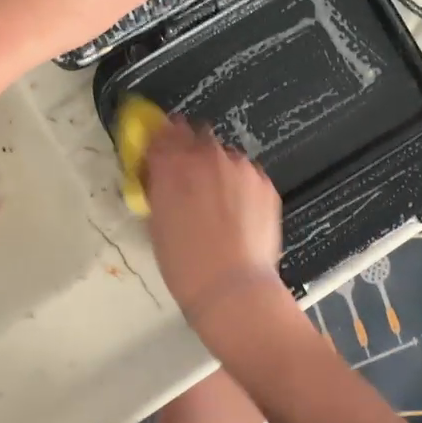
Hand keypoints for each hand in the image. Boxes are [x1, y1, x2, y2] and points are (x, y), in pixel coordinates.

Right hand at [144, 118, 285, 331]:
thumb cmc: (185, 264)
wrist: (233, 288)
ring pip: (224, 155)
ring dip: (217, 168)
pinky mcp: (264, 182)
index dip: (160, 141)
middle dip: (190, 151)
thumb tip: (160, 177)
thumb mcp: (157, 223)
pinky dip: (240, 185)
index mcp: (172, 165)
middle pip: (195, 136)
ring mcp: (239, 167)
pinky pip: (247, 174)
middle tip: (188, 178)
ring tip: (218, 202)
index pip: (161, 134)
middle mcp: (206, 156)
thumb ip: (159, 188)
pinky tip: (238, 212)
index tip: (160, 152)